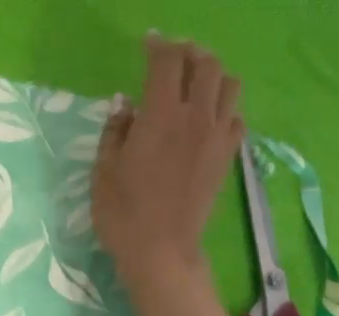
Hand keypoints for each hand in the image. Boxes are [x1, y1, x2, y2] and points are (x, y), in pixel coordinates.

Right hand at [93, 34, 243, 289]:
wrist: (161, 249)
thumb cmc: (122, 214)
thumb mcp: (104, 174)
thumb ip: (115, 133)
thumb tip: (124, 105)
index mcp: (160, 116)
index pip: (166, 63)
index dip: (158, 46)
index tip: (148, 42)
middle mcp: (195, 115)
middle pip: (204, 64)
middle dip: (189, 53)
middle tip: (173, 57)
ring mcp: (216, 134)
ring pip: (228, 83)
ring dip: (213, 74)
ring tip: (196, 81)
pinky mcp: (227, 154)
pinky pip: (235, 115)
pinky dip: (223, 106)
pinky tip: (208, 117)